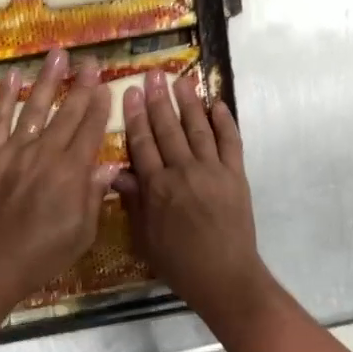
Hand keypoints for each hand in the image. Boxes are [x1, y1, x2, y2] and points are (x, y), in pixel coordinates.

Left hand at [0, 49, 117, 308]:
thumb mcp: (82, 233)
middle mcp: (46, 154)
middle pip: (67, 113)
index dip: (100, 107)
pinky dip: (5, 97)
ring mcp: (15, 152)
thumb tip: (109, 167)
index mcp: (73, 173)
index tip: (107, 87)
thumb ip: (94, 197)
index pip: (91, 131)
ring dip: (48, 80)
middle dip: (81, 86)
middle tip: (91, 62)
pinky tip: (12, 77)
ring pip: (35, 108)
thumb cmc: (44, 255)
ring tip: (58, 56)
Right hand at [115, 70, 272, 324]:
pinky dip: (224, 121)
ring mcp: (213, 171)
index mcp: (157, 189)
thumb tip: (116, 174)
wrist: (223, 276)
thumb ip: (135, 204)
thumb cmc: (179, 265)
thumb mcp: (147, 239)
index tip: (129, 93)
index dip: (135, 117)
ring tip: (181, 81)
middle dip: (159, 100)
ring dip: (189, 102)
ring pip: (198, 129)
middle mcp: (183, 172)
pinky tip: (217, 105)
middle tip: (152, 74)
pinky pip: (230, 141)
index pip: (142, 145)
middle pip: (168, 129)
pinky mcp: (236, 176)